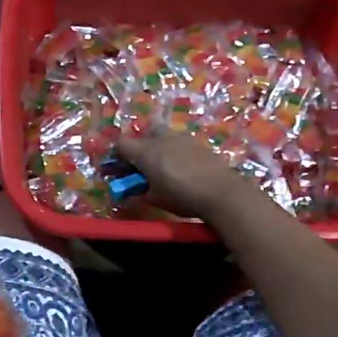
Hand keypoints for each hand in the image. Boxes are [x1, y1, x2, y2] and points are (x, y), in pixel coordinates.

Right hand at [116, 131, 253, 219]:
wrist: (220, 191)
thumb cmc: (182, 196)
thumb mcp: (155, 198)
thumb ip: (140, 190)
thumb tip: (134, 188)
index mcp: (145, 151)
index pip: (121, 144)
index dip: (116, 156)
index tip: (118, 170)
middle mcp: (161, 138)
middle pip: (141, 138)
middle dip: (137, 151)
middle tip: (140, 169)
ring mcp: (181, 138)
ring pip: (161, 138)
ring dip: (156, 150)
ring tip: (162, 169)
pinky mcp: (197, 143)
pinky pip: (177, 144)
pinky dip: (173, 153)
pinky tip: (181, 169)